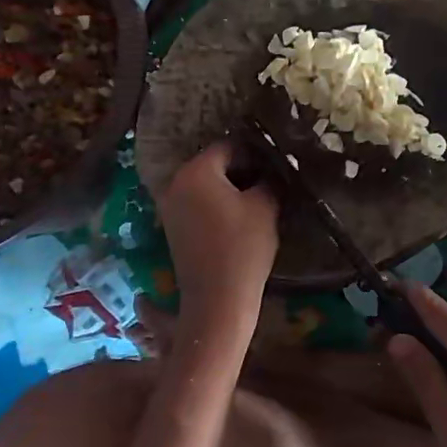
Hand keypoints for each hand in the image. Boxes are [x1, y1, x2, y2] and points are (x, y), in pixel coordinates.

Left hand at [156, 142, 278, 320]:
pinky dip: (216, 205)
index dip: (255, 153)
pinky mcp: (173, 227)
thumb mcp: (265, 207)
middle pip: (213, 164)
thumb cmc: (243, 248)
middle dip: (242, 169)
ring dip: (229, 188)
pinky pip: (197, 204)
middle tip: (270, 182)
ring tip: (257, 201)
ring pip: (205, 185)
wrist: (218, 300)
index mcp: (195, 171)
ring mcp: (170, 206)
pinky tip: (238, 219)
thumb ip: (268, 179)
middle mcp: (175, 183)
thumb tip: (271, 170)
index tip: (276, 165)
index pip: (229, 146)